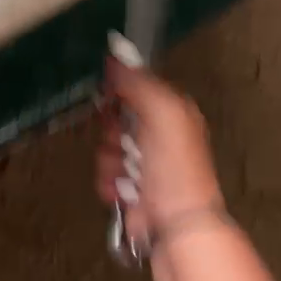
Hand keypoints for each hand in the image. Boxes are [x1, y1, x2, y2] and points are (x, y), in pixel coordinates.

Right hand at [96, 60, 225, 241]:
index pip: (135, 88)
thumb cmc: (176, 171)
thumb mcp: (163, 115)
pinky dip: (107, 181)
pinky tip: (122, 188)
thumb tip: (118, 57)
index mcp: (173, 113)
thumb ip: (140, 84)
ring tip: (127, 173)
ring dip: (109, 161)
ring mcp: (144, 162)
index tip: (110, 99)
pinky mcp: (130, 185)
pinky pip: (104, 172)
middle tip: (123, 142)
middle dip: (111, 132)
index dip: (118, 93)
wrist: (174, 223)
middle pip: (115, 118)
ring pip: (106, 146)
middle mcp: (159, 135)